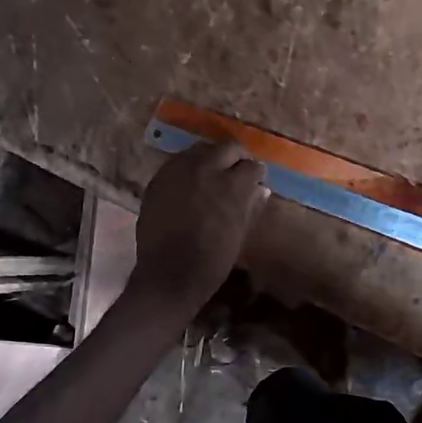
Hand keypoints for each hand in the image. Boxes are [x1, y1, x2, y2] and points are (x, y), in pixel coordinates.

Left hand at [128, 140, 267, 312]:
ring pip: (201, 149)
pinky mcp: (159, 179)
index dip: (257, 173)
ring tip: (215, 172)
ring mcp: (179, 171)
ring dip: (212, 157)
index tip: (257, 179)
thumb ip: (250, 206)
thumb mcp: (239, 234)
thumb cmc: (212, 261)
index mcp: (231, 186)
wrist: (168, 275)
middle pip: (227, 148)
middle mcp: (206, 170)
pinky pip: (179, 161)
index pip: (252, 166)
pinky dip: (190, 166)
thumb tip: (262, 189)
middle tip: (239, 169)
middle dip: (238, 157)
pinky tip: (193, 181)